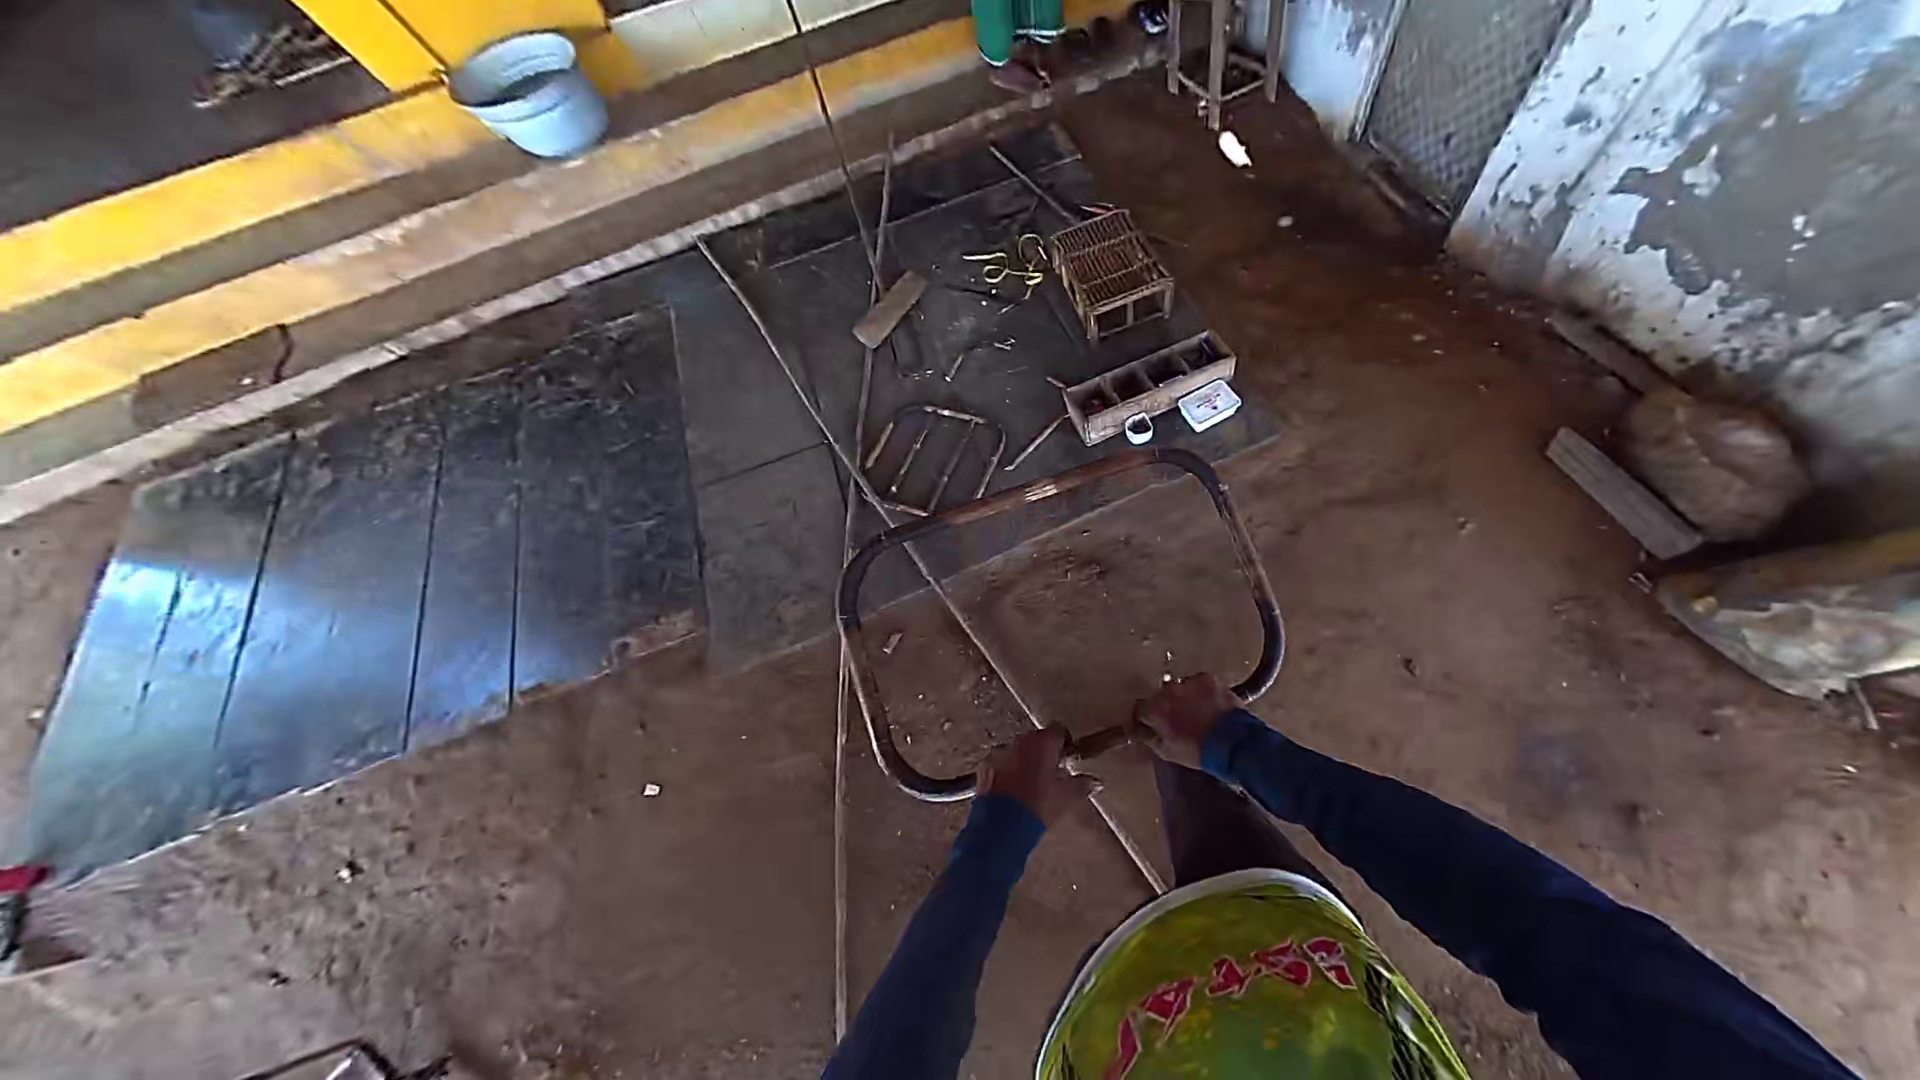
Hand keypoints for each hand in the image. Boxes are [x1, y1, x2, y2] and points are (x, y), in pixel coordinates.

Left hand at [979, 726, 1097, 825]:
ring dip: (1024, 761)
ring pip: (1016, 751)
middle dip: (1043, 752)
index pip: (1058, 730)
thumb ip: (1082, 785)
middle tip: (1052, 773)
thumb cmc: (1036, 807)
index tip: (1067, 754)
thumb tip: (1093, 782)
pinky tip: (1012, 790)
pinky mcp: (985, 766)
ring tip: (1031, 784)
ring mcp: (1000, 753)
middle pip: (1035, 739)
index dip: (1064, 742)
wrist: (1001, 826)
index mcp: (1042, 743)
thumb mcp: (1067, 797)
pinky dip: (1006, 771)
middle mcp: (1019, 742)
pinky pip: (1000, 763)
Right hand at [1136, 673, 1239, 768]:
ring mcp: (1188, 683)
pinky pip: (1198, 683)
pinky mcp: (1207, 679)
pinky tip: (1209, 704)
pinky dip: (1201, 691)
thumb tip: (1142, 731)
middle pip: (1160, 697)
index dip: (1146, 718)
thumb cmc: (1200, 752)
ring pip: (1179, 688)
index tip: (1152, 725)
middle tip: (1179, 721)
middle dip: (1167, 707)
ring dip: (1184, 698)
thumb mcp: (1168, 752)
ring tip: (1197, 713)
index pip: (1140, 710)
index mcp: (1155, 710)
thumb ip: (1150, 738)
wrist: (1236, 745)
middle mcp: (1168, 692)